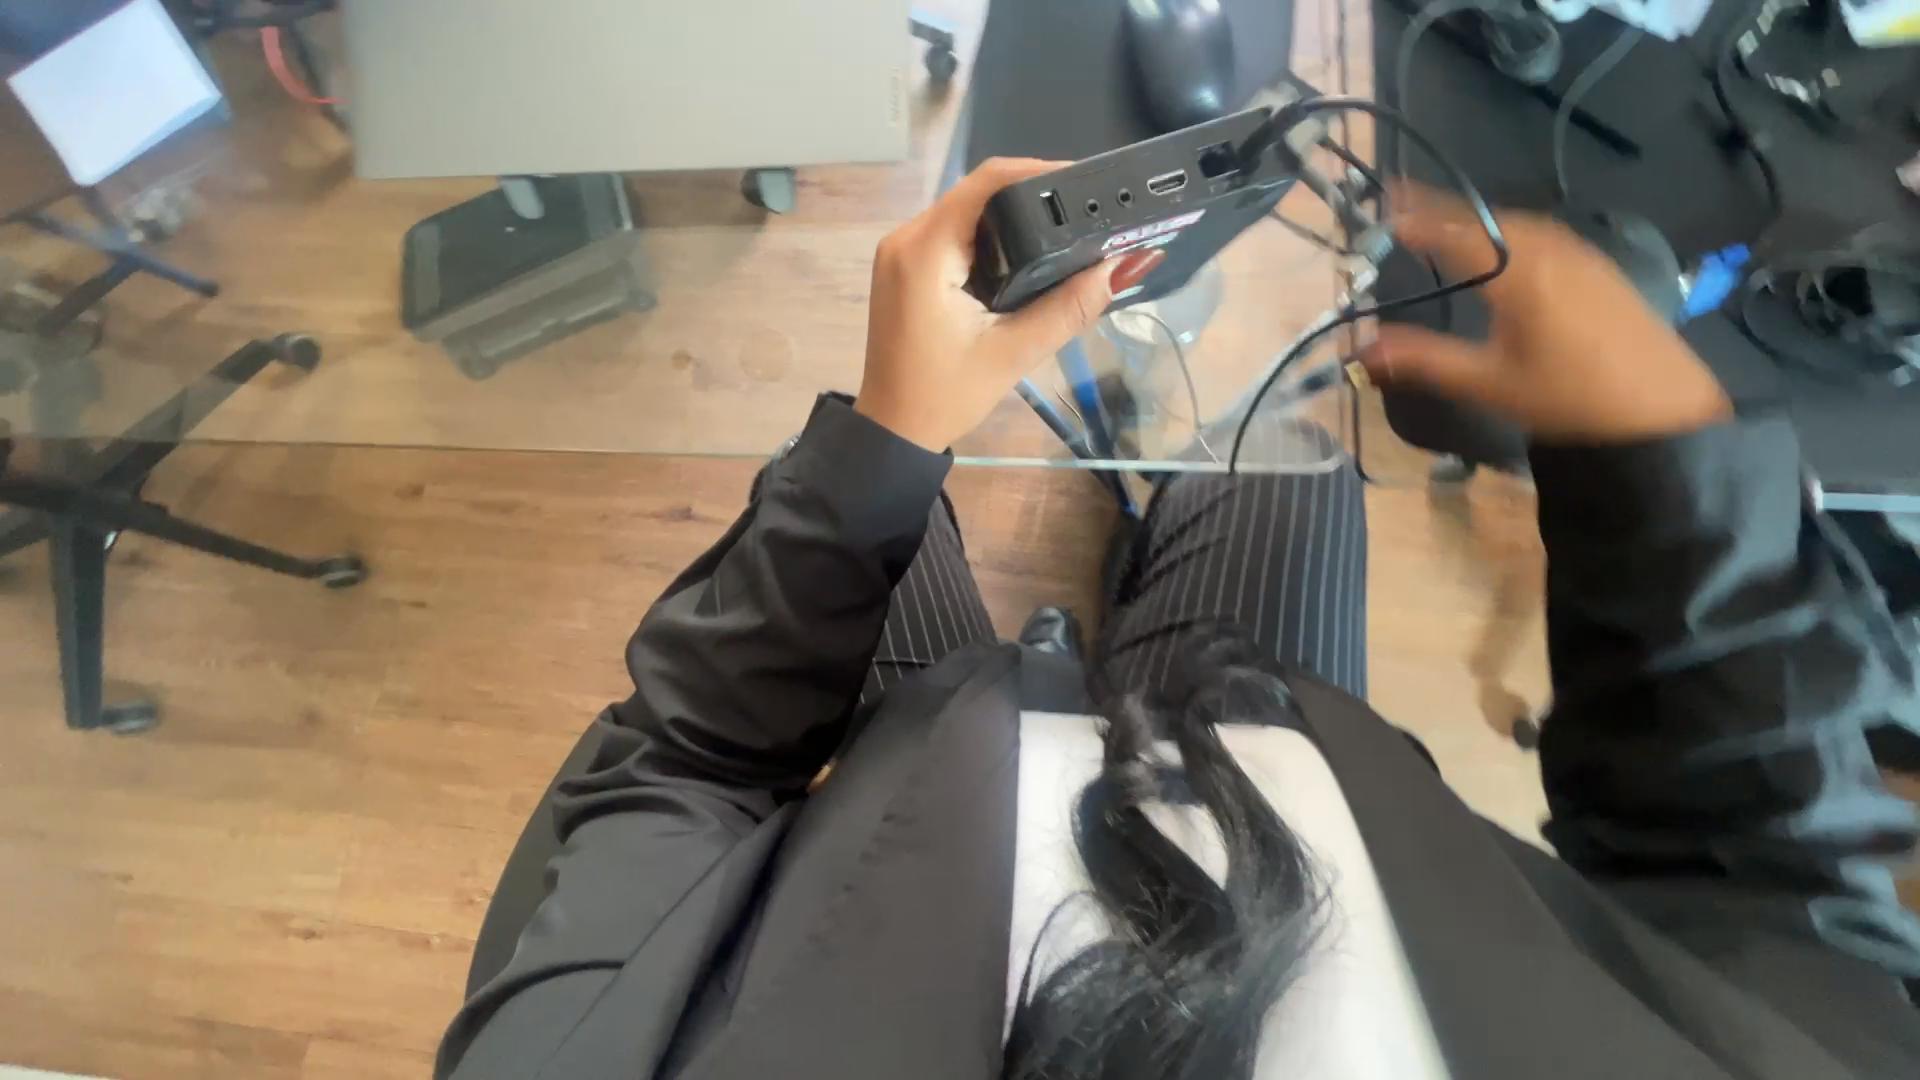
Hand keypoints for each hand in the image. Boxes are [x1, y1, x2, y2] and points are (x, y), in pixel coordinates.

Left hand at [855, 158, 1165, 450]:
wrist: (895, 430)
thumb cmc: (945, 397)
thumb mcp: (1014, 354)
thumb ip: (1069, 308)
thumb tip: (1121, 266)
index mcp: (924, 251)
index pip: (987, 182)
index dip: (1041, 172)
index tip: (1086, 185)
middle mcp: (905, 239)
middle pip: (976, 193)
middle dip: (1031, 199)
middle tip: (1082, 218)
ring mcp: (899, 253)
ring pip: (964, 213)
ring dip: (1009, 221)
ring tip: (1059, 239)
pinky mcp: (903, 269)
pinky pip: (950, 235)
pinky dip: (987, 241)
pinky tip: (1018, 261)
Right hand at [1360, 184, 1731, 442]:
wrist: (1656, 410)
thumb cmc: (1565, 396)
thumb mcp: (1485, 382)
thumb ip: (1421, 360)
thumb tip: (1360, 349)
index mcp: (1520, 274)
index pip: (1458, 232)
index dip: (1418, 218)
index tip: (1384, 208)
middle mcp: (1551, 252)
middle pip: (1487, 218)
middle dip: (1442, 209)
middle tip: (1402, 204)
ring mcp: (1579, 257)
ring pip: (1516, 224)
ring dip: (1474, 217)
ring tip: (1438, 219)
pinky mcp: (1596, 269)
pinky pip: (1539, 234)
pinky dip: (1503, 230)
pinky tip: (1495, 244)